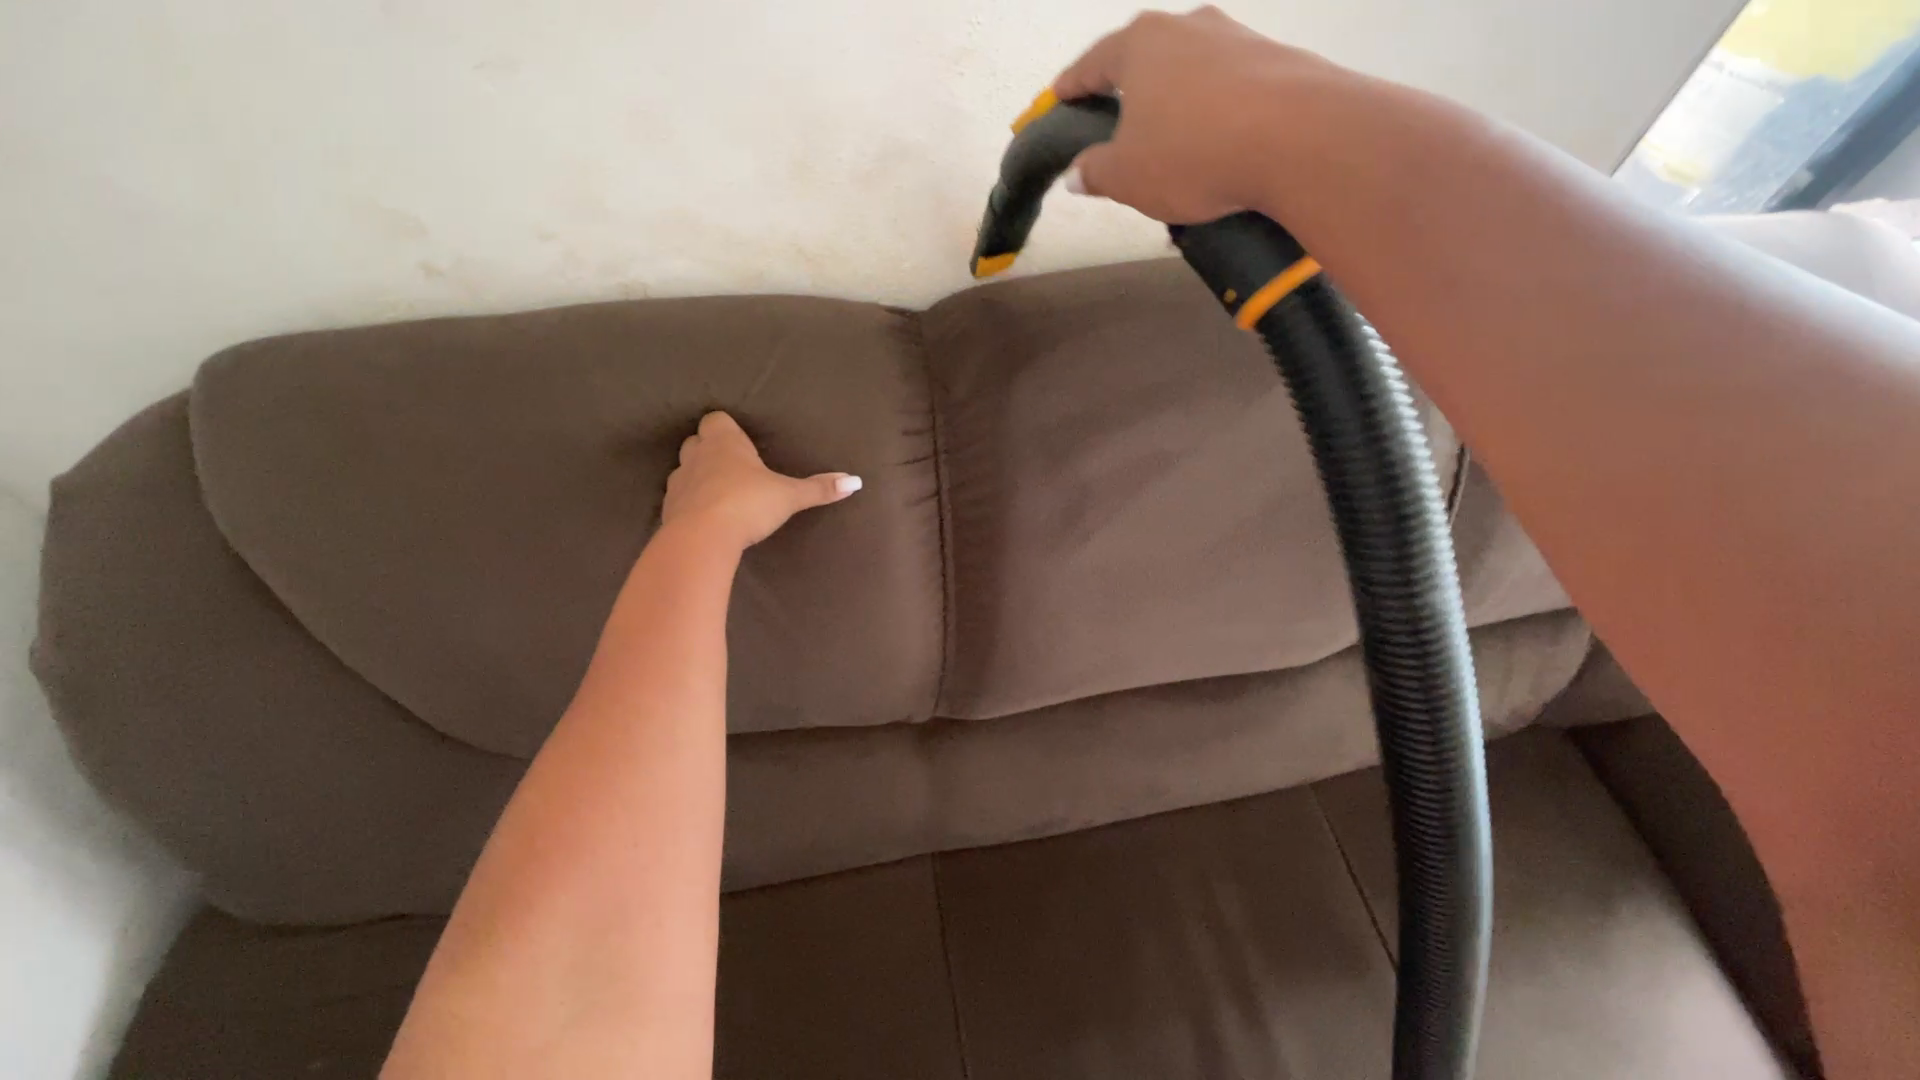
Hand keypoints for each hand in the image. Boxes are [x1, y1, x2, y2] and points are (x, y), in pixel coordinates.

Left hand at [661, 411, 859, 550]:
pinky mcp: (668, 509)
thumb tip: (855, 482)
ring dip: (697, 477)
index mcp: (724, 442)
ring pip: (684, 469)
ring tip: (718, 493)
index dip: (726, 428)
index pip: (715, 419)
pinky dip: (689, 503)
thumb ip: (819, 488)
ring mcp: (679, 482)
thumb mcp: (789, 496)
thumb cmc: (748, 504)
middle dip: (709, 450)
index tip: (741, 441)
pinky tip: (705, 517)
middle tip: (733, 467)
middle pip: (695, 441)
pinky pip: (678, 499)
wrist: (702, 538)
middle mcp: (697, 455)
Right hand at [1054, 6, 1343, 222]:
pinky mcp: (1278, 63)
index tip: (1057, 102)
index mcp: (1141, 44)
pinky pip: (1229, 93)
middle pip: (1145, 62)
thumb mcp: (1127, 176)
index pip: (1091, 64)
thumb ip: (1095, 172)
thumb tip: (1076, 172)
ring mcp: (1238, 39)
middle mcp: (1188, 27)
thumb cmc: (1192, 152)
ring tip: (1171, 150)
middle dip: (1128, 96)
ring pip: (1191, 77)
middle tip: (1116, 129)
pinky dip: (1215, 119)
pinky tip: (1216, 153)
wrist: (1302, 139)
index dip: (1070, 88)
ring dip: (1176, 109)